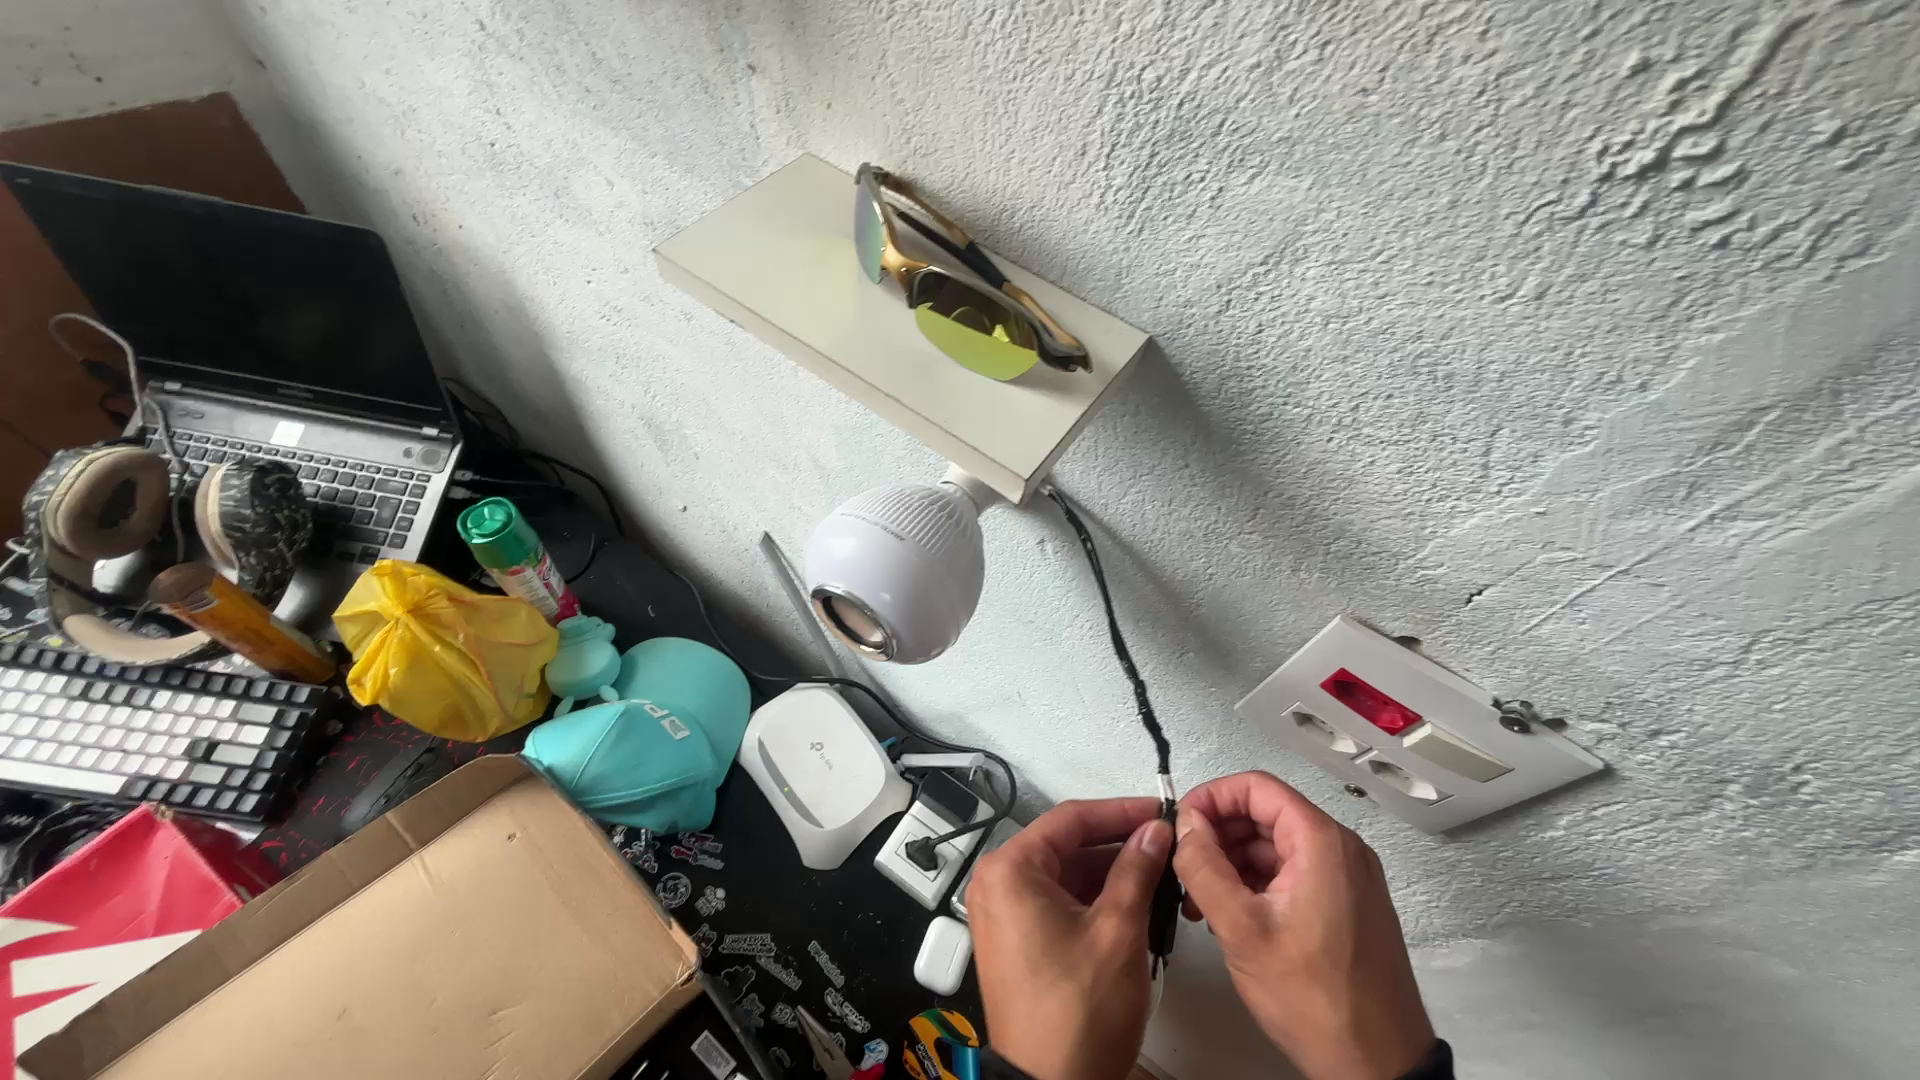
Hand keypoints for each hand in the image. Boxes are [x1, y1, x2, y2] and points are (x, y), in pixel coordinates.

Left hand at [970, 797, 1170, 1079]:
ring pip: (1065, 874)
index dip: (1119, 812)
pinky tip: (1133, 903)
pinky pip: (1057, 900)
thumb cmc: (1073, 1016)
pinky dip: (1093, 899)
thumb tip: (1153, 833)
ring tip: (1157, 874)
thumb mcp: (1118, 930)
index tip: (1156, 811)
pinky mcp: (1017, 938)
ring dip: (1109, 873)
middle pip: (1066, 845)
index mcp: (1010, 870)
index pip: (1070, 819)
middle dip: (1117, 845)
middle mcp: (998, 884)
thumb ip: (1136, 870)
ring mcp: (1004, 913)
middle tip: (1163, 843)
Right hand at [1174, 772, 1433, 1079]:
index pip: (1256, 787)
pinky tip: (1226, 914)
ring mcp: (1345, 877)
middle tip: (1183, 869)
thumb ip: (1203, 866)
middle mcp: (1339, 848)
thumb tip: (1183, 823)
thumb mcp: (1241, 928)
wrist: (1378, 1066)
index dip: (1211, 797)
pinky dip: (1254, 883)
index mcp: (1321, 841)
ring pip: (1274, 845)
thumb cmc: (1312, 996)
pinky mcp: (1344, 903)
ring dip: (1231, 862)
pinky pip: (1290, 872)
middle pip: (1264, 814)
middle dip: (1217, 835)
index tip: (1179, 825)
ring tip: (1197, 900)